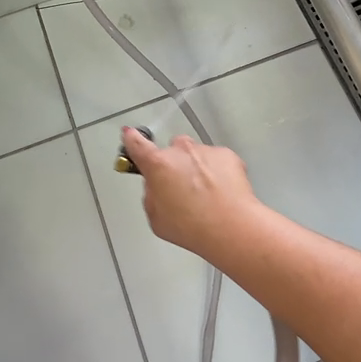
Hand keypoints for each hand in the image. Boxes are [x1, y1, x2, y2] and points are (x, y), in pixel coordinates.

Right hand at [119, 127, 266, 258]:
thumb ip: (152, 195)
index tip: (129, 134)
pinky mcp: (226, 154)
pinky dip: (217, 172)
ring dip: (196, 169)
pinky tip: (220, 193)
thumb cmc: (192, 227)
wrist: (230, 227)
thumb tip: (156, 186)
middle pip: (172, 152)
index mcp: (158, 165)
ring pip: (195, 155)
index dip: (132, 139)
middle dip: (174, 166)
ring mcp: (205, 150)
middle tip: (181, 190)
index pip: (137, 145)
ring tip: (205, 197)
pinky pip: (216, 160)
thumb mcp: (157, 219)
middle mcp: (181, 151)